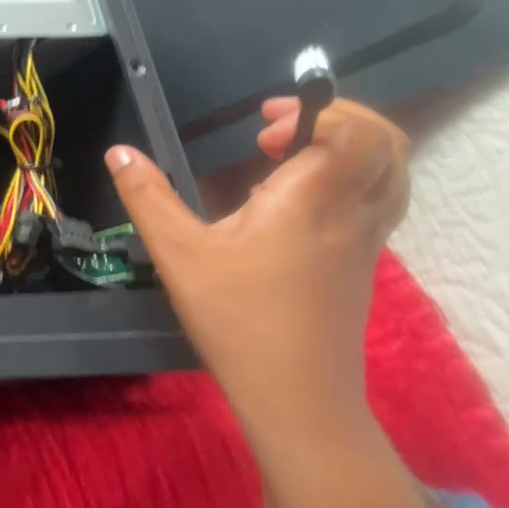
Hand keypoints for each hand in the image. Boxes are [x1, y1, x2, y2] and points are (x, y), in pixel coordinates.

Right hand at [104, 99, 410, 435]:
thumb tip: (119, 152)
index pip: (357, 135)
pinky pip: (376, 198)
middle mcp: (351, 215)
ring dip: (347, 146)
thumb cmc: (238, 318)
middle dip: (339, 118)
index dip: (319, 111)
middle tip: (277, 127)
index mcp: (312, 204)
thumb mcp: (177, 254)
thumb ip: (147, 196)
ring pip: (389, 174)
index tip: (263, 125)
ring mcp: (363, 241)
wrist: (298, 396)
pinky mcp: (359, 261)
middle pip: (388, 146)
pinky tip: (291, 193)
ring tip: (285, 153)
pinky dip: (347, 175)